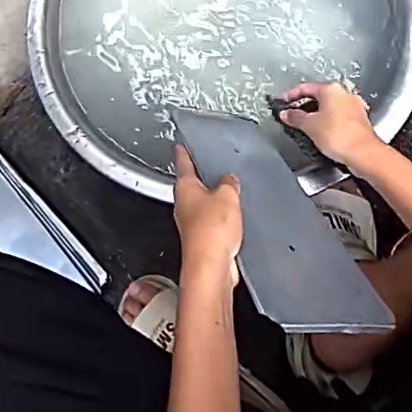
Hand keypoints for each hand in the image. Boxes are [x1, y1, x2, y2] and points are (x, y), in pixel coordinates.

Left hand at [172, 144, 240, 287]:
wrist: (211, 266)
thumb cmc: (210, 230)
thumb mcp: (226, 195)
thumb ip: (228, 183)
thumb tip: (229, 179)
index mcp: (185, 187)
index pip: (183, 163)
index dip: (183, 153)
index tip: (180, 145)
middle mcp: (184, 204)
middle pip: (192, 184)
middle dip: (201, 177)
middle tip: (207, 166)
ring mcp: (192, 222)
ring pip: (203, 204)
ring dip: (213, 198)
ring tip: (227, 190)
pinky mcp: (203, 239)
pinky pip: (212, 221)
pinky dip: (221, 217)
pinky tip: (232, 217)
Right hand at [277, 82, 382, 166]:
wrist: (365, 155)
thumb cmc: (341, 136)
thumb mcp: (309, 126)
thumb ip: (294, 117)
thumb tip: (287, 114)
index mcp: (331, 89)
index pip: (304, 87)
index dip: (290, 95)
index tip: (283, 102)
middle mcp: (344, 94)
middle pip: (318, 96)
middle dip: (303, 105)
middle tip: (291, 114)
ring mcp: (354, 107)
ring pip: (329, 107)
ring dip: (316, 114)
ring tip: (305, 126)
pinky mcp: (359, 121)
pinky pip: (338, 117)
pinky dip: (328, 122)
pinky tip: (322, 133)